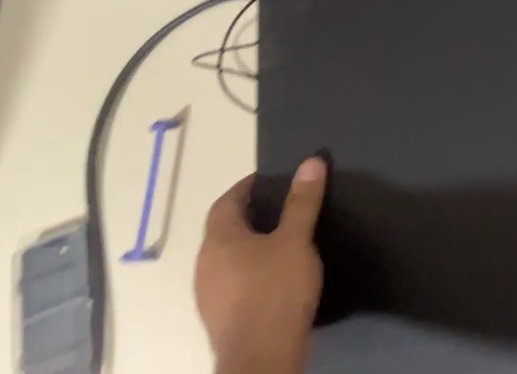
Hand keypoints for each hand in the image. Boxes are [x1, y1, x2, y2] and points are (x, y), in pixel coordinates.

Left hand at [195, 158, 327, 373]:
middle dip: (251, 213)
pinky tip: (278, 272)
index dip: (245, 187)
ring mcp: (210, 294)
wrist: (262, 358)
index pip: (224, 203)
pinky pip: (234, 279)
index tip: (271, 178)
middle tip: (284, 203)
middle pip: (224, 230)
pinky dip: (252, 266)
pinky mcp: (222, 316)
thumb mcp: (296, 240)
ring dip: (251, 241)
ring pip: (228, 256)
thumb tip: (310, 162)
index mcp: (219, 242)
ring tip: (286, 235)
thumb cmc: (276, 290)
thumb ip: (302, 202)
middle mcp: (206, 265)